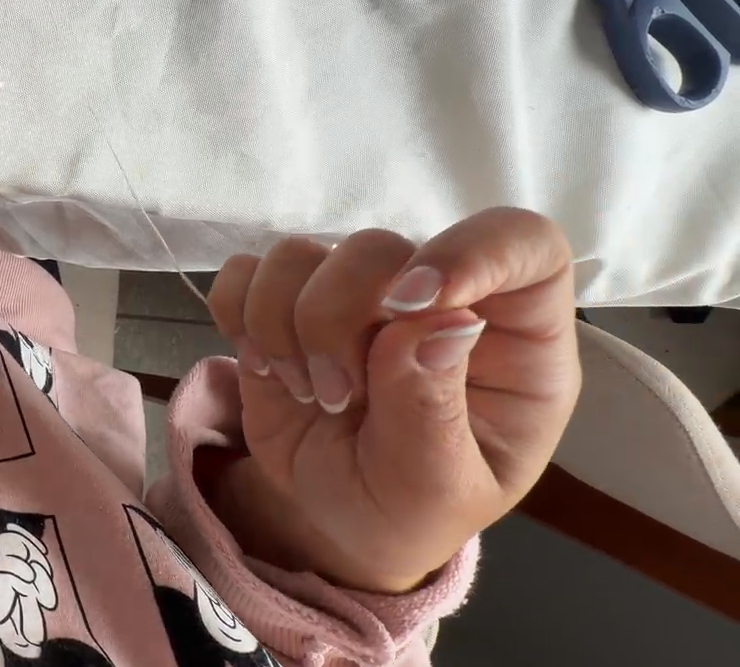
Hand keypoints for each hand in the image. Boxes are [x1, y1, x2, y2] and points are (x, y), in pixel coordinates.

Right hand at [203, 208, 580, 593]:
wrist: (326, 512)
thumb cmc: (405, 506)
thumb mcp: (436, 485)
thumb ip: (433, 408)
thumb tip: (441, 322)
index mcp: (509, 340)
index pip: (520, 244)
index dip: (470, 251)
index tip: (411, 303)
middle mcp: (427, 299)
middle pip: (376, 246)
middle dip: (335, 321)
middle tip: (335, 395)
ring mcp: (347, 295)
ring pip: (297, 253)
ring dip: (281, 327)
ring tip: (304, 390)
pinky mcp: (278, 298)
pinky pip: (242, 270)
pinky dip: (237, 316)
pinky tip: (262, 363)